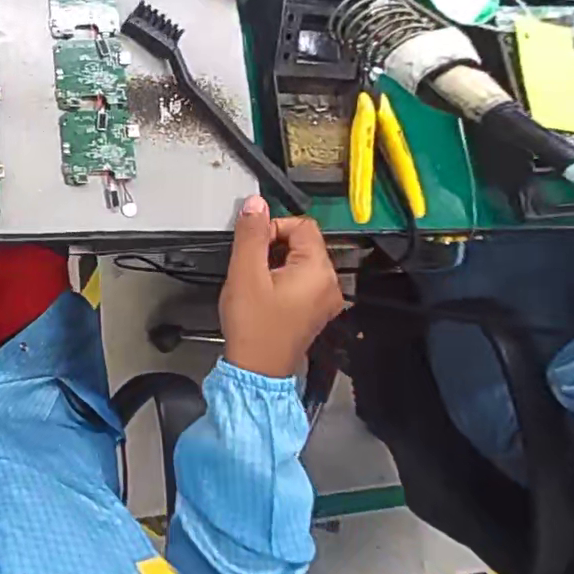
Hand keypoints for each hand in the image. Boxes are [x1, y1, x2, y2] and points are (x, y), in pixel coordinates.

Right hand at [219, 196, 344, 377]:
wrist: (256, 368)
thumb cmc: (253, 326)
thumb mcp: (244, 273)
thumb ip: (251, 234)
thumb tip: (255, 204)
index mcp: (318, 271)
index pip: (301, 225)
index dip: (272, 228)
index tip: (251, 246)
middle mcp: (329, 284)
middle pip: (302, 242)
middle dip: (271, 246)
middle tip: (250, 266)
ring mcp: (324, 299)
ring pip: (298, 261)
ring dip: (273, 262)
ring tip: (254, 281)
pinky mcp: (314, 310)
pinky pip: (299, 279)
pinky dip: (279, 278)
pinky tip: (262, 293)